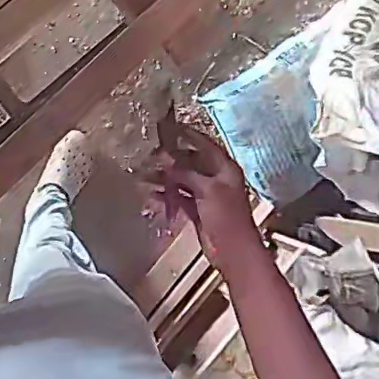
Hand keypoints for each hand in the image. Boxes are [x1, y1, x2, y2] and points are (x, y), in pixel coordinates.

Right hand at [144, 125, 261, 274]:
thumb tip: (166, 158)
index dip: (190, 136)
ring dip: (166, 180)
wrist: (233, 250)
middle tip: (152, 156)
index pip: (206, 145)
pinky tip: (152, 196)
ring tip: (146, 178)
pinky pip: (180, 198)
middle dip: (172, 161)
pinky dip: (167, 196)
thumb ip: (185, 172)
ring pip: (183, 181)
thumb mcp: (207, 189)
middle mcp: (217, 179)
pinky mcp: (199, 210)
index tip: (172, 128)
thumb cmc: (227, 218)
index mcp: (225, 169)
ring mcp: (207, 195)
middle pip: (192, 163)